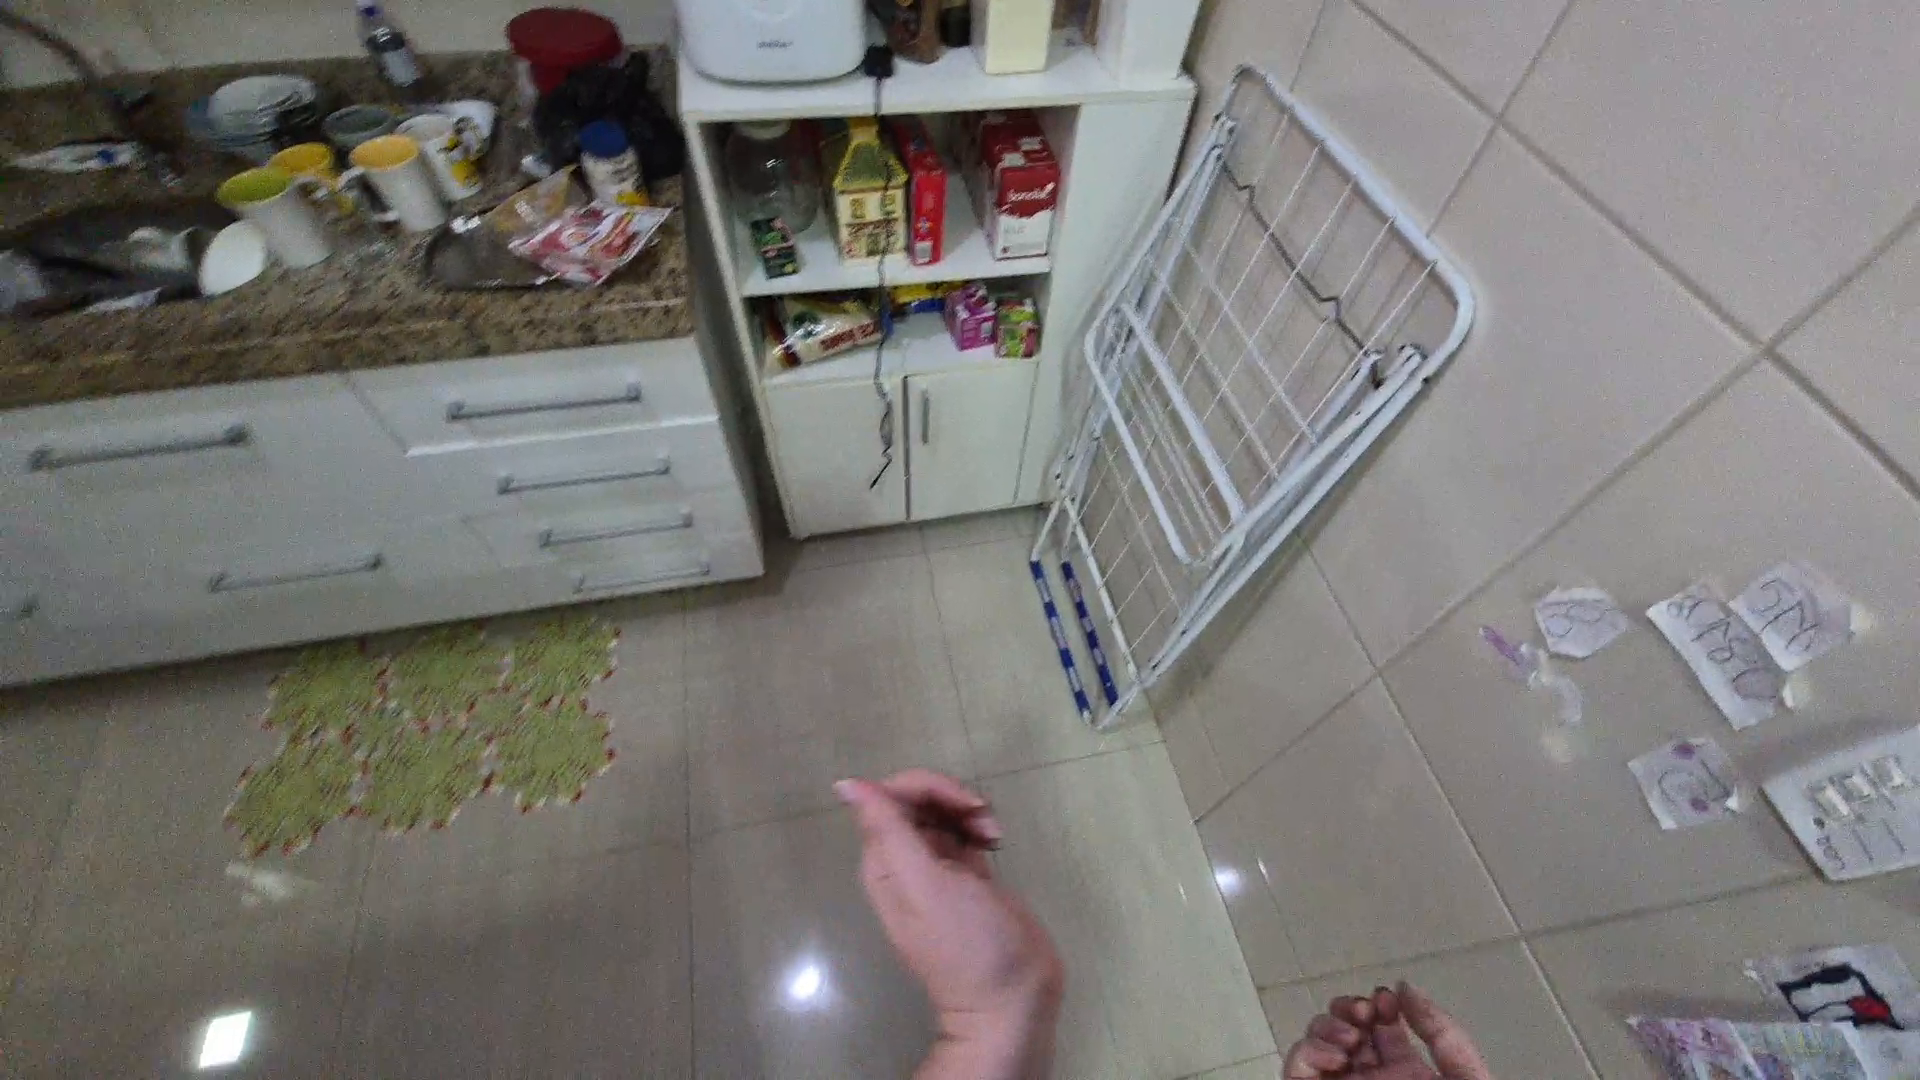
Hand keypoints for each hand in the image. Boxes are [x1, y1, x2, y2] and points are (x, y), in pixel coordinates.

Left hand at [837, 771, 1063, 1079]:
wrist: (1012, 998)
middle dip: (951, 796)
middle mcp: (905, 860)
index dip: (926, 787)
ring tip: (992, 834)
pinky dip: (980, 826)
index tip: (962, 804)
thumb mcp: (924, 884)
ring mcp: (937, 866)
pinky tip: (996, 840)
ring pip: (943, 810)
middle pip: (918, 798)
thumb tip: (846, 783)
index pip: (890, 796)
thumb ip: (887, 831)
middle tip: (981, 817)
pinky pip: (965, 829)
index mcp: (885, 862)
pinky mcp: (967, 873)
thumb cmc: (966, 943)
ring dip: (969, 811)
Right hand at [1283, 983, 1494, 1079]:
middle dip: (1347, 1008)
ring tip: (1352, 1040)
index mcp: (1408, 1076)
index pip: (1381, 1027)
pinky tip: (1336, 1057)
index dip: (1378, 1004)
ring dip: (1327, 1026)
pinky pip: (1294, 1068)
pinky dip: (1306, 1051)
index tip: (1386, 1000)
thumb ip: (1444, 1035)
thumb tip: (1403, 988)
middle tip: (1364, 1013)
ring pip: (1316, 1041)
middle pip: (1344, 1027)